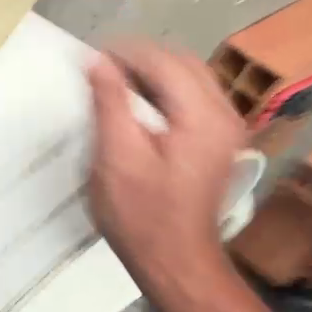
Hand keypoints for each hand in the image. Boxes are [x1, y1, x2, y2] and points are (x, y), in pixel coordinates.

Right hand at [87, 42, 246, 286]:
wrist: (173, 258)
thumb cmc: (140, 212)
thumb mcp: (116, 155)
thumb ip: (109, 103)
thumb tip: (96, 61)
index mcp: (203, 117)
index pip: (165, 63)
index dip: (125, 53)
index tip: (88, 56)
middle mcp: (224, 115)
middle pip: (183, 64)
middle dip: (139, 58)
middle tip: (96, 66)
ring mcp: (224, 129)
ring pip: (189, 78)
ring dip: (150, 72)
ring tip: (109, 81)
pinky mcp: (215, 141)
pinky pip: (190, 98)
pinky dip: (161, 91)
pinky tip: (132, 104)